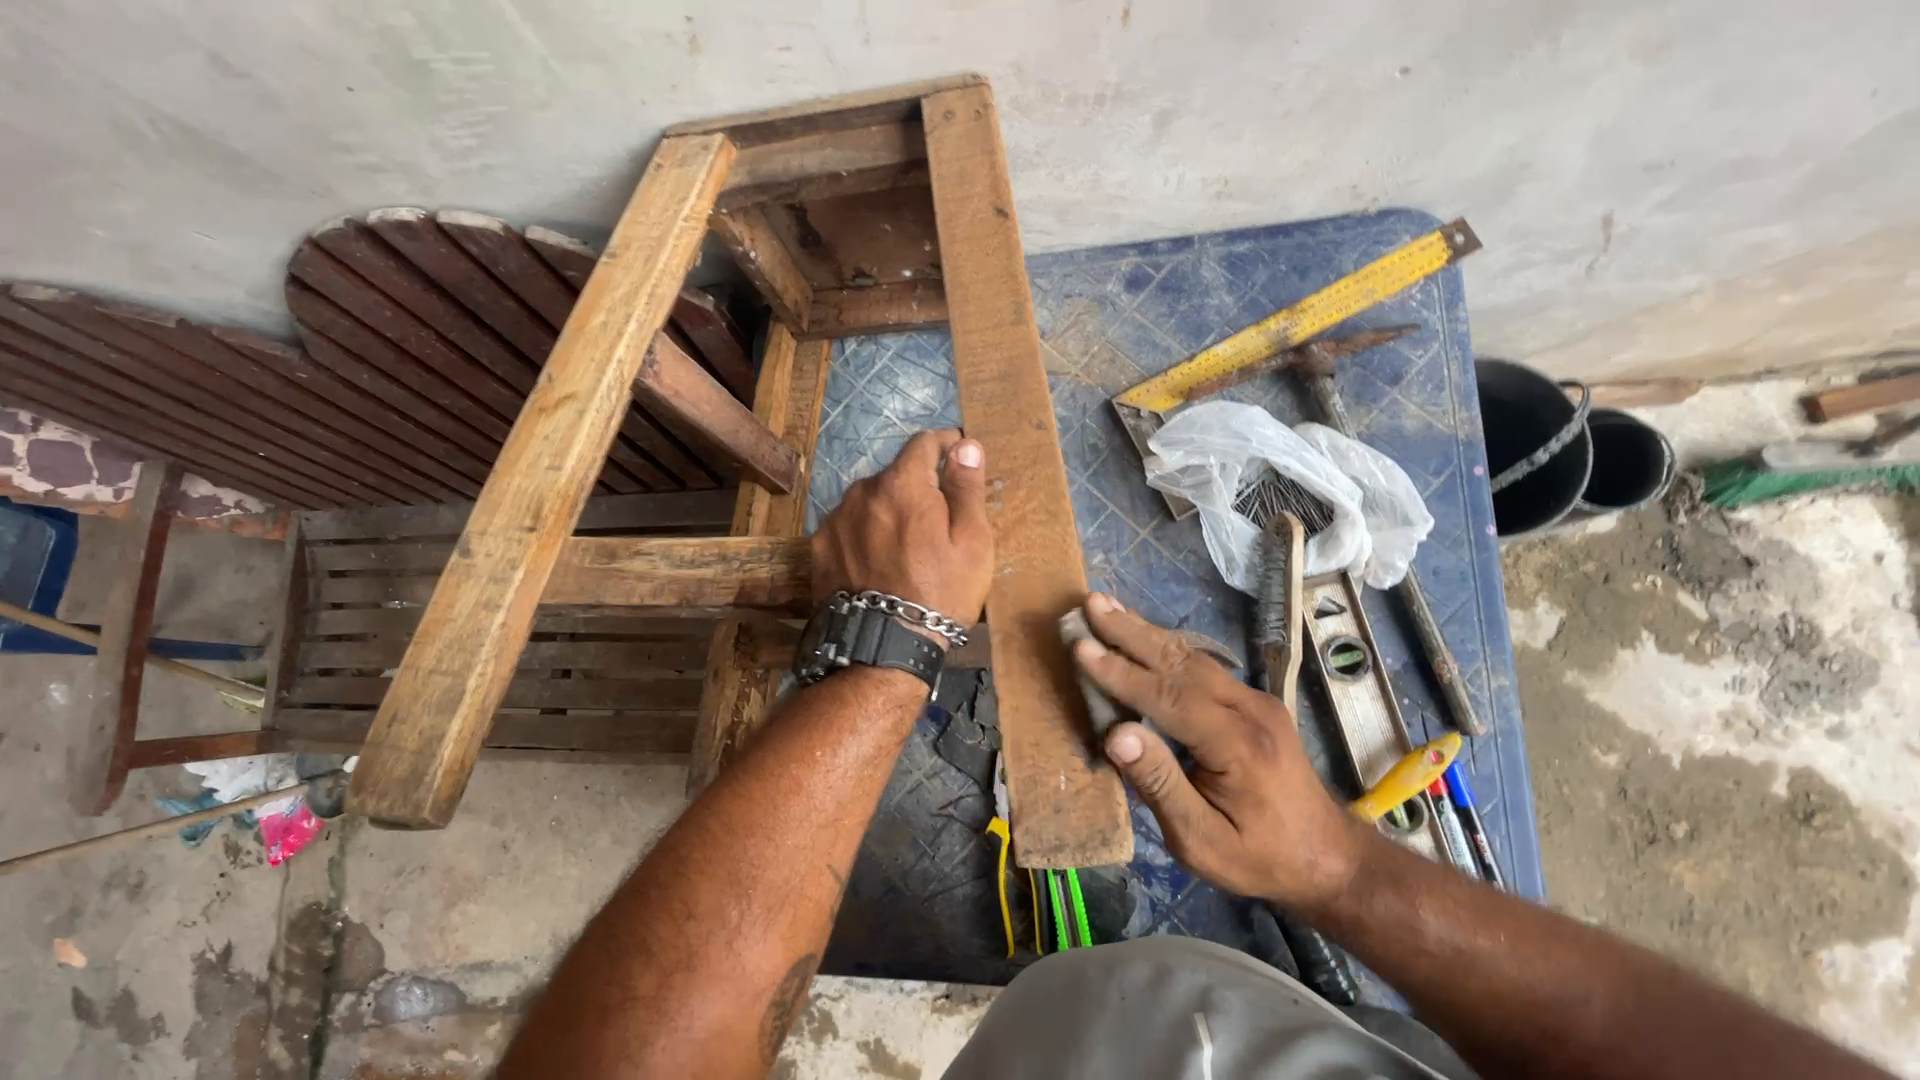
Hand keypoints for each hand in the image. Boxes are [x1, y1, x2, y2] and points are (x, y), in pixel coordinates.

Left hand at [810, 430, 993, 640]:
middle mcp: (861, 491)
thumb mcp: (972, 541)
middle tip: (937, 520)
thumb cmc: (940, 592)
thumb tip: (965, 445)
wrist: (883, 647)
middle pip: (896, 474)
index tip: (959, 458)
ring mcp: (835, 520)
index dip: (947, 445)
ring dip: (889, 510)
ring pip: (870, 501)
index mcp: (901, 483)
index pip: (924, 442)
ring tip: (906, 547)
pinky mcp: (818, 548)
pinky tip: (878, 563)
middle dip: (918, 486)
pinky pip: (849, 527)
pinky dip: (866, 534)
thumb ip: (967, 487)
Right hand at [1071, 593, 1374, 914]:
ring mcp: (1255, 702)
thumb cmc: (1259, 858)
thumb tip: (1116, 735)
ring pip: (1192, 658)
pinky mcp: (1255, 704)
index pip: (1166, 696)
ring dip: (1146, 632)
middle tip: (1090, 603)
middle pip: (1180, 662)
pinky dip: (1166, 648)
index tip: (1080, 646)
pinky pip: (1203, 668)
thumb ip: (1160, 784)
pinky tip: (1145, 636)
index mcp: (1236, 744)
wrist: (1327, 858)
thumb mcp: (1203, 840)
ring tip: (1107, 606)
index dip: (1119, 672)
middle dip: (1129, 632)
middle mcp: (1249, 710)